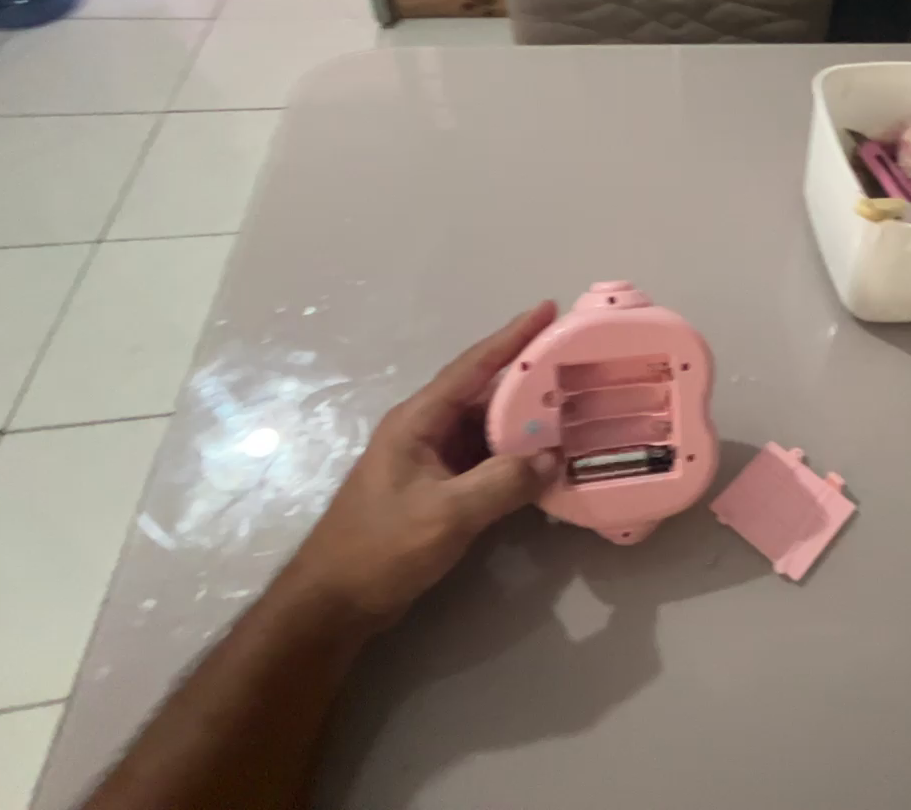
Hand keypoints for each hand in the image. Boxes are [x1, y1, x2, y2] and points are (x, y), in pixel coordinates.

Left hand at [280, 302, 560, 630]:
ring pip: (489, 425)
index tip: (546, 308)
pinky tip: (546, 457)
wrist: (335, 603)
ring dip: (527, 417)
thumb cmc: (380, 548)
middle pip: (486, 391)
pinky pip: (488, 456)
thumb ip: (502, 483)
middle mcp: (427, 429)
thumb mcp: (446, 514)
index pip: (473, 366)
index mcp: (419, 420)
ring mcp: (433, 458)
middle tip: (575, 360)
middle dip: (529, 374)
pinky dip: (517, 453)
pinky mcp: (441, 485)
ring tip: (572, 404)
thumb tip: (554, 457)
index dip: (511, 336)